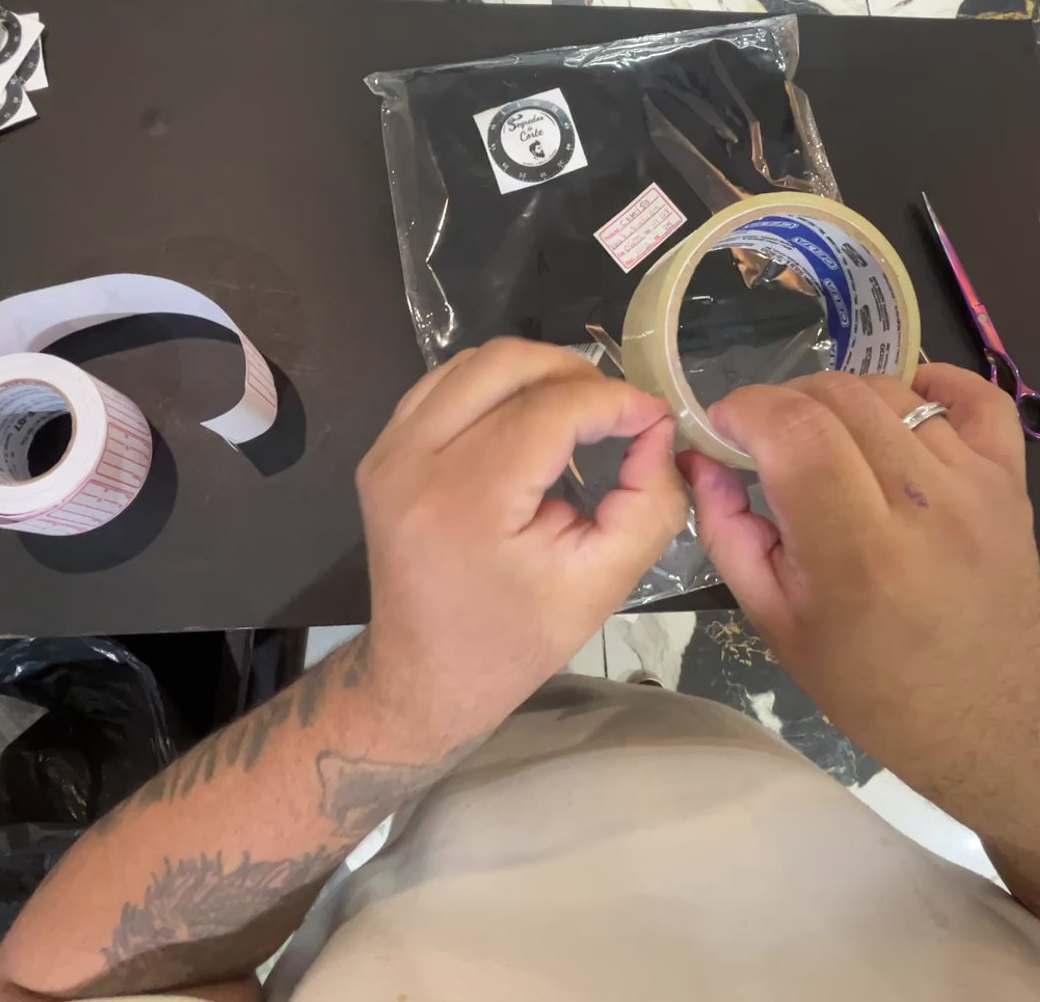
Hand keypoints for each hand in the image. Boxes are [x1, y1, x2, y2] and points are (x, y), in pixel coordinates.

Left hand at [359, 338, 687, 731]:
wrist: (425, 676)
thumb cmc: (515, 642)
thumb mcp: (603, 584)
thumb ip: (649, 502)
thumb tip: (656, 427)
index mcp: (467, 502)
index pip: (551, 410)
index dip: (615, 400)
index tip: (653, 416)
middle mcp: (414, 462)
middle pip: (507, 364)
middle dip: (576, 373)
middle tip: (617, 410)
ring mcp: (388, 452)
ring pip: (472, 363)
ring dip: (536, 373)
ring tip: (578, 410)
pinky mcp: (382, 452)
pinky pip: (444, 384)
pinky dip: (494, 385)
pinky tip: (527, 416)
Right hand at [678, 364, 1039, 761]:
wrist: (980, 719)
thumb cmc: (863, 681)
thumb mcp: (771, 618)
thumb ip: (726, 530)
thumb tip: (700, 459)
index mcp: (855, 551)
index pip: (794, 431)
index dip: (745, 409)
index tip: (724, 428)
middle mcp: (923, 506)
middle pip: (838, 398)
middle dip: (780, 402)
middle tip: (763, 440)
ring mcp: (977, 488)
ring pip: (891, 392)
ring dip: (835, 400)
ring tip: (820, 439)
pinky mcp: (1011, 483)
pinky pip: (975, 396)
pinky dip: (927, 385)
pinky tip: (897, 409)